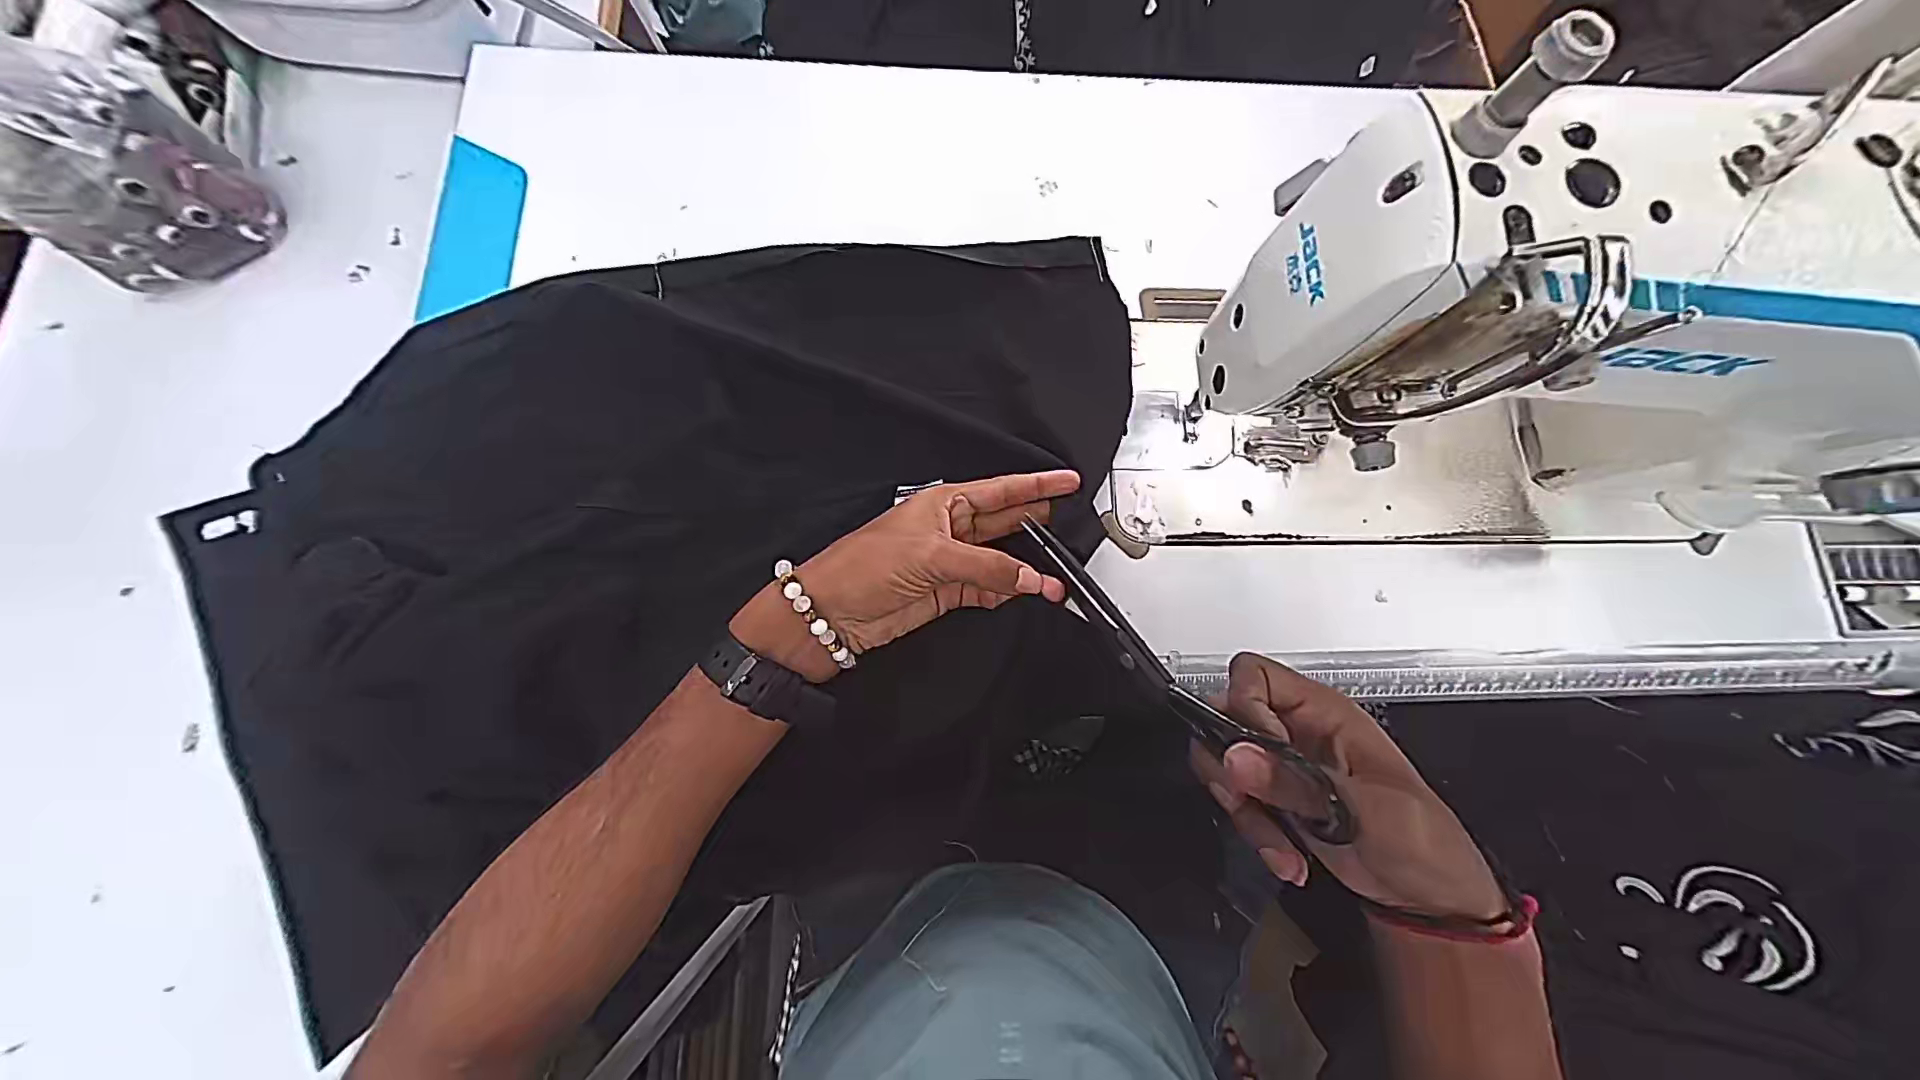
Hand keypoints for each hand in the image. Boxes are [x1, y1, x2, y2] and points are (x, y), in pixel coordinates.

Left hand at [731, 470, 1078, 680]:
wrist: (833, 611)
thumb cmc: (862, 565)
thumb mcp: (930, 555)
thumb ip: (985, 567)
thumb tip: (1028, 577)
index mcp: (943, 503)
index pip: (1000, 489)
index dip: (1036, 485)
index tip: (1067, 481)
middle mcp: (949, 529)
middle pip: (1005, 522)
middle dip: (1037, 524)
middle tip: (1069, 526)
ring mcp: (950, 561)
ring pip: (1000, 560)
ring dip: (1026, 568)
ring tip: (1054, 572)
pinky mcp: (947, 592)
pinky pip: (988, 588)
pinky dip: (1007, 592)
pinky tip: (1023, 592)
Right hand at [1190, 653, 1505, 919]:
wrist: (1432, 901)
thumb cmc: (1427, 845)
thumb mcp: (1366, 811)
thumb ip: (1295, 782)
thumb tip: (1237, 756)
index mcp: (1324, 712)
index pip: (1253, 676)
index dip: (1243, 707)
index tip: (1253, 752)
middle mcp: (1296, 729)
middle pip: (1226, 719)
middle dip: (1231, 767)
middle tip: (1251, 799)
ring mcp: (1282, 763)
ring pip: (1225, 764)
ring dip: (1243, 808)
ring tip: (1279, 842)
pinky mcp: (1273, 796)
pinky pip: (1236, 799)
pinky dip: (1252, 830)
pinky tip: (1285, 854)